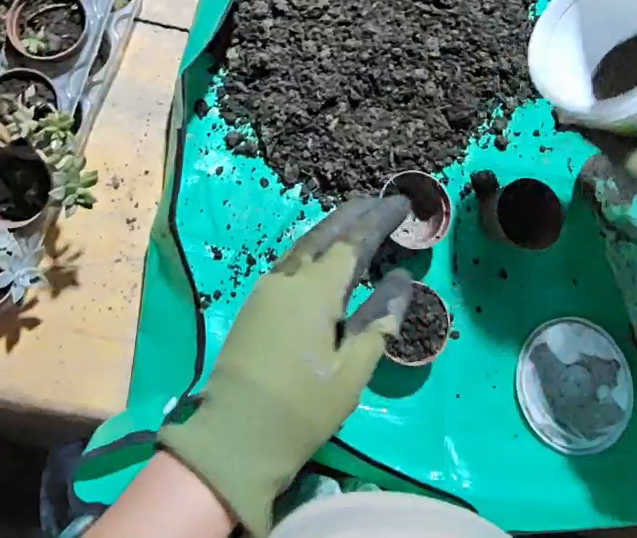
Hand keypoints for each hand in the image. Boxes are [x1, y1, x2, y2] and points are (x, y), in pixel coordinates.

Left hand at [158, 196, 412, 535]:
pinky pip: (292, 260)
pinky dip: (315, 247)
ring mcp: (267, 287)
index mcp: (315, 290)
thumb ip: (377, 322)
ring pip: (305, 244)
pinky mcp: (256, 302)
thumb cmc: (301, 408)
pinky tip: (324, 253)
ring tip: (357, 218)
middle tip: (380, 201)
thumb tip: (401, 281)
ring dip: (333, 228)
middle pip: (325, 233)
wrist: (234, 436)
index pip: (354, 242)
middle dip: (354, 214)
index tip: (402, 203)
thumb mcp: (351, 372)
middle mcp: (288, 277)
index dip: (379, 221)